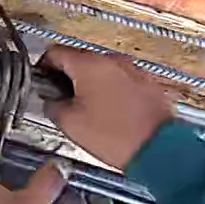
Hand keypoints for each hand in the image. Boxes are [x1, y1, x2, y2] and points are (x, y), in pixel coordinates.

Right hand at [40, 47, 177, 168]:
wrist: (162, 151)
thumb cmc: (116, 136)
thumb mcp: (69, 123)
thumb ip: (51, 104)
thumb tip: (50, 100)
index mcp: (88, 64)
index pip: (54, 52)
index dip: (42, 67)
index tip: (42, 81)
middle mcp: (111, 60)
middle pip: (78, 59)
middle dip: (67, 76)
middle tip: (63, 98)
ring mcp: (132, 69)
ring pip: (100, 69)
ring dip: (90, 83)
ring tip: (88, 108)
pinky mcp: (148, 83)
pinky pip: (121, 79)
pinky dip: (111, 90)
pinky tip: (110, 111)